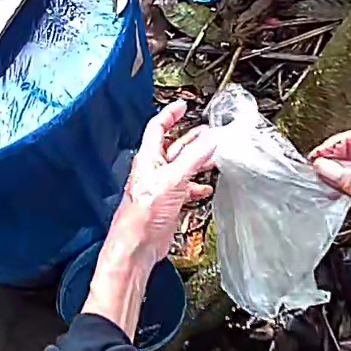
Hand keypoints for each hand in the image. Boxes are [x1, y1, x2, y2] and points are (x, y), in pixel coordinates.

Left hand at [108, 100, 217, 270]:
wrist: (137, 245)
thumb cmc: (143, 215)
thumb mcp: (172, 180)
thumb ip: (193, 158)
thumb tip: (210, 139)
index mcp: (148, 158)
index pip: (158, 128)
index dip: (170, 114)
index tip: (183, 105)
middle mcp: (153, 170)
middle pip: (174, 146)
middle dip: (191, 138)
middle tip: (207, 130)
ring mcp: (161, 187)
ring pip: (182, 167)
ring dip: (197, 161)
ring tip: (213, 155)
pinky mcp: (168, 203)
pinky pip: (185, 188)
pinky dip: (196, 185)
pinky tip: (205, 188)